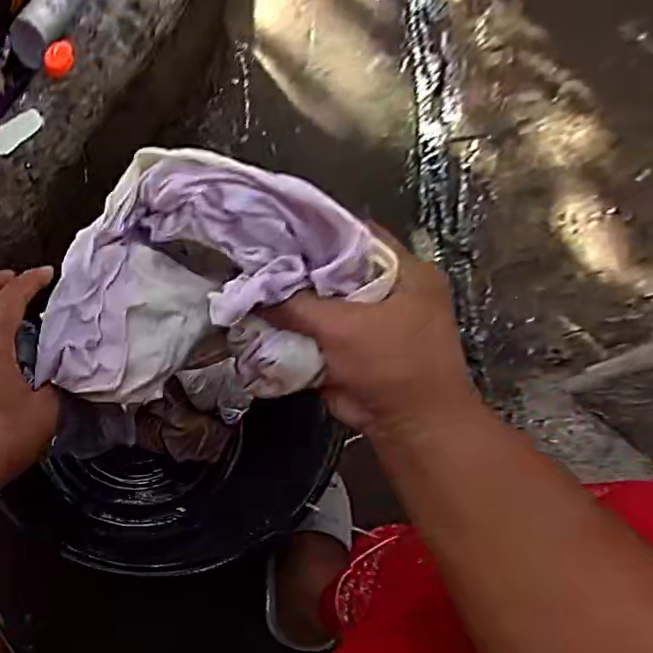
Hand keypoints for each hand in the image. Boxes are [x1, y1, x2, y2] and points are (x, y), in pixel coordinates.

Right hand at [259, 226, 484, 439]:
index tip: (274, 231)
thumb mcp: (344, 327)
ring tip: (246, 293)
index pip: (355, 235)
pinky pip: (309, 332)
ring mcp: (362, 321)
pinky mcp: (343, 347)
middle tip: (251, 264)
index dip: (315, 231)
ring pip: (315, 304)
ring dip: (285, 304)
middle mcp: (382, 291)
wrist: (406, 421)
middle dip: (292, 271)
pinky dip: (286, 331)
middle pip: (329, 271)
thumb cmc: (393, 364)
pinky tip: (256, 324)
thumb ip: (297, 307)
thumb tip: (251, 293)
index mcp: (402, 271)